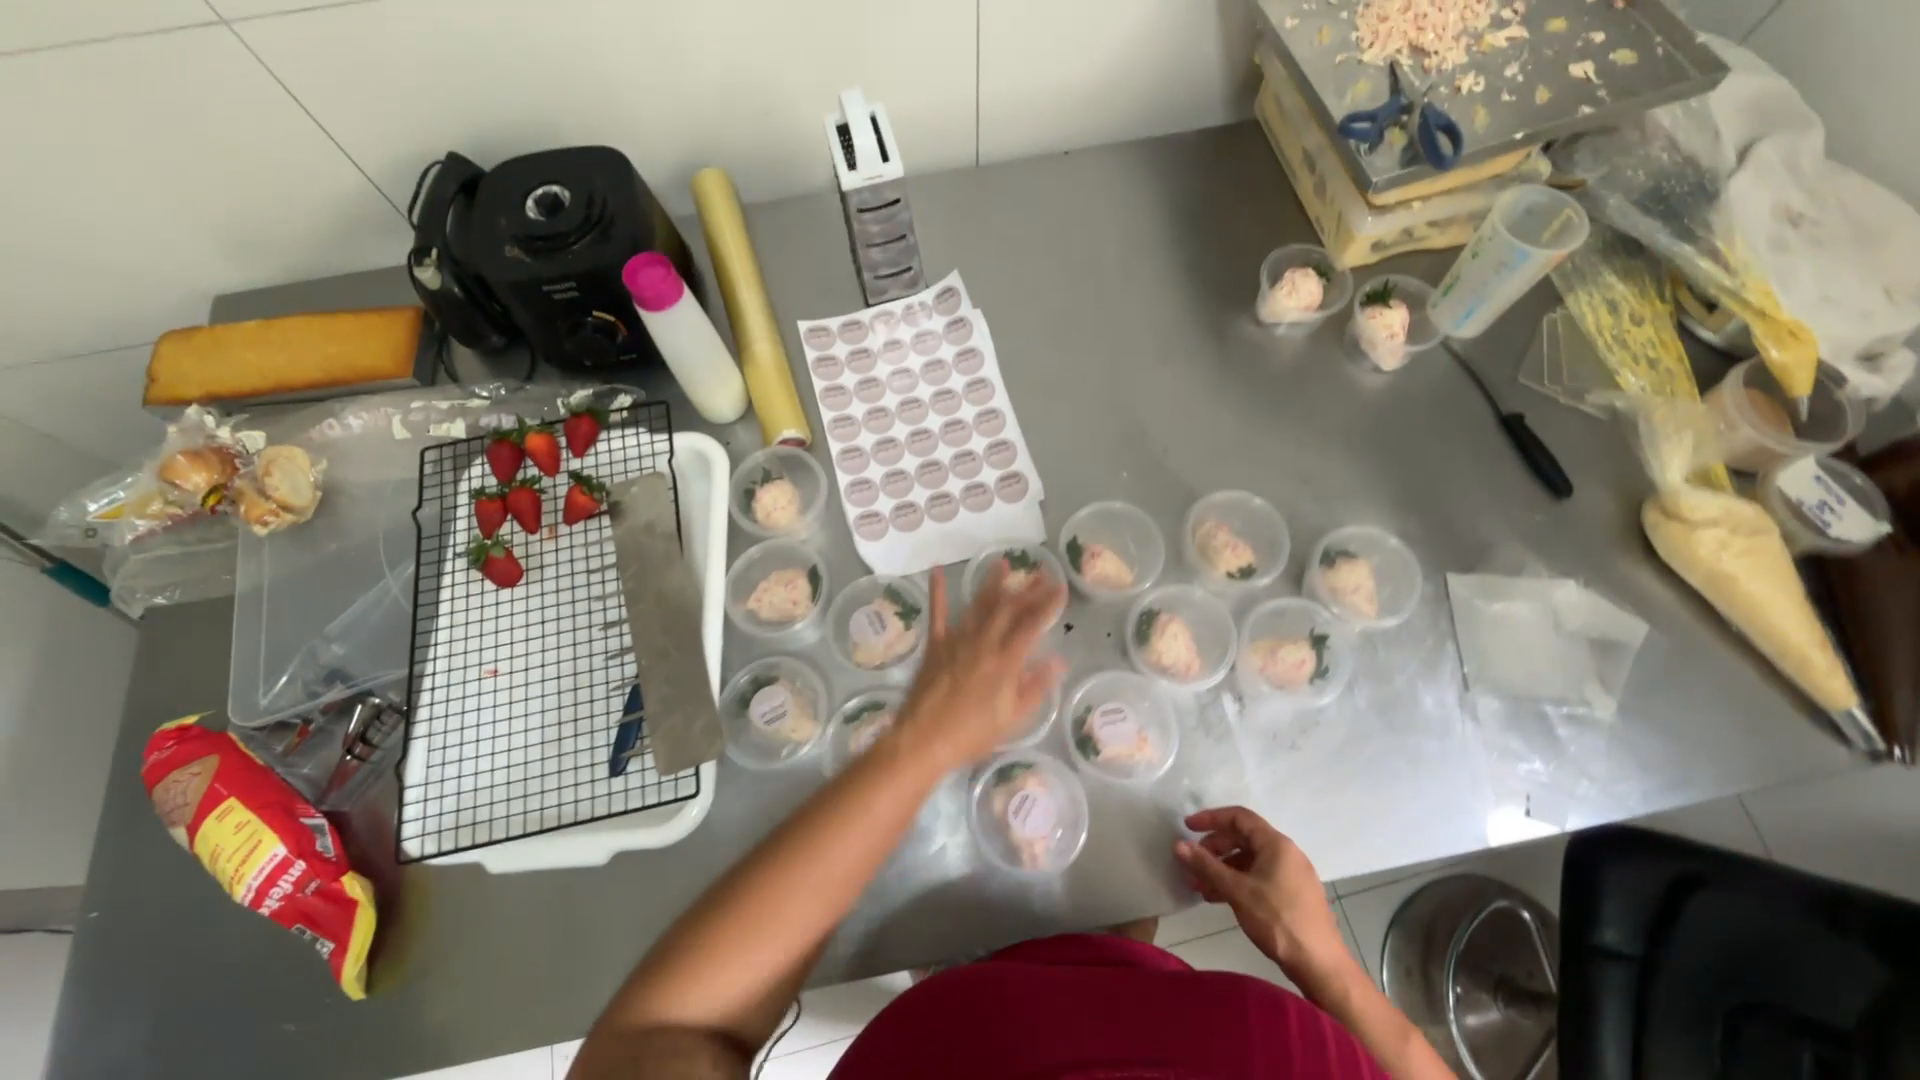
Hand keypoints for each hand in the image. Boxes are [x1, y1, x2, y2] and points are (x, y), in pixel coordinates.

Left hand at [893, 564, 1066, 768]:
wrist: (923, 740)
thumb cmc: (971, 736)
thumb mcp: (1012, 719)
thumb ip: (1035, 687)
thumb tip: (1058, 661)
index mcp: (1005, 663)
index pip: (1032, 626)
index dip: (1048, 604)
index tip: (1060, 587)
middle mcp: (983, 644)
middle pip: (1008, 609)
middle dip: (1027, 588)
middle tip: (1041, 571)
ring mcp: (956, 641)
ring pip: (978, 605)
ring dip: (992, 582)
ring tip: (1004, 563)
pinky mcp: (935, 645)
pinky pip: (937, 613)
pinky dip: (938, 591)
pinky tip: (936, 571)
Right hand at [1174, 807, 1360, 996]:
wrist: (1320, 965)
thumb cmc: (1278, 920)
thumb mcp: (1237, 891)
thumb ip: (1206, 866)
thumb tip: (1179, 845)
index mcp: (1276, 844)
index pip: (1239, 817)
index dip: (1211, 818)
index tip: (1187, 828)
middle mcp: (1286, 853)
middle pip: (1243, 838)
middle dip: (1214, 848)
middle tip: (1193, 864)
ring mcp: (1291, 875)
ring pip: (1249, 861)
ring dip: (1223, 869)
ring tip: (1200, 886)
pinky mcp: (1292, 895)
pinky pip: (1258, 878)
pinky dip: (1237, 883)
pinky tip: (1219, 898)